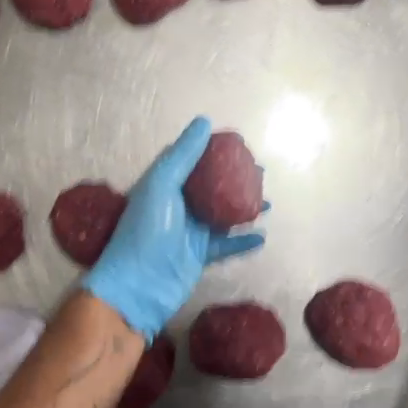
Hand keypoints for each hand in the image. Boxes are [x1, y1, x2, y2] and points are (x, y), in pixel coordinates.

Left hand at [81, 117, 265, 337]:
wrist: (139, 286)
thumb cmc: (147, 230)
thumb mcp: (162, 185)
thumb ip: (183, 155)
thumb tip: (204, 121)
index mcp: (164, 184)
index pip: (192, 161)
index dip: (214, 151)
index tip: (240, 145)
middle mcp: (176, 205)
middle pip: (211, 187)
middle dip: (236, 179)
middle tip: (262, 172)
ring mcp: (188, 232)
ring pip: (222, 214)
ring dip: (243, 207)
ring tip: (268, 200)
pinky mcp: (199, 256)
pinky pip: (226, 244)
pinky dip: (243, 240)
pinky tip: (262, 234)